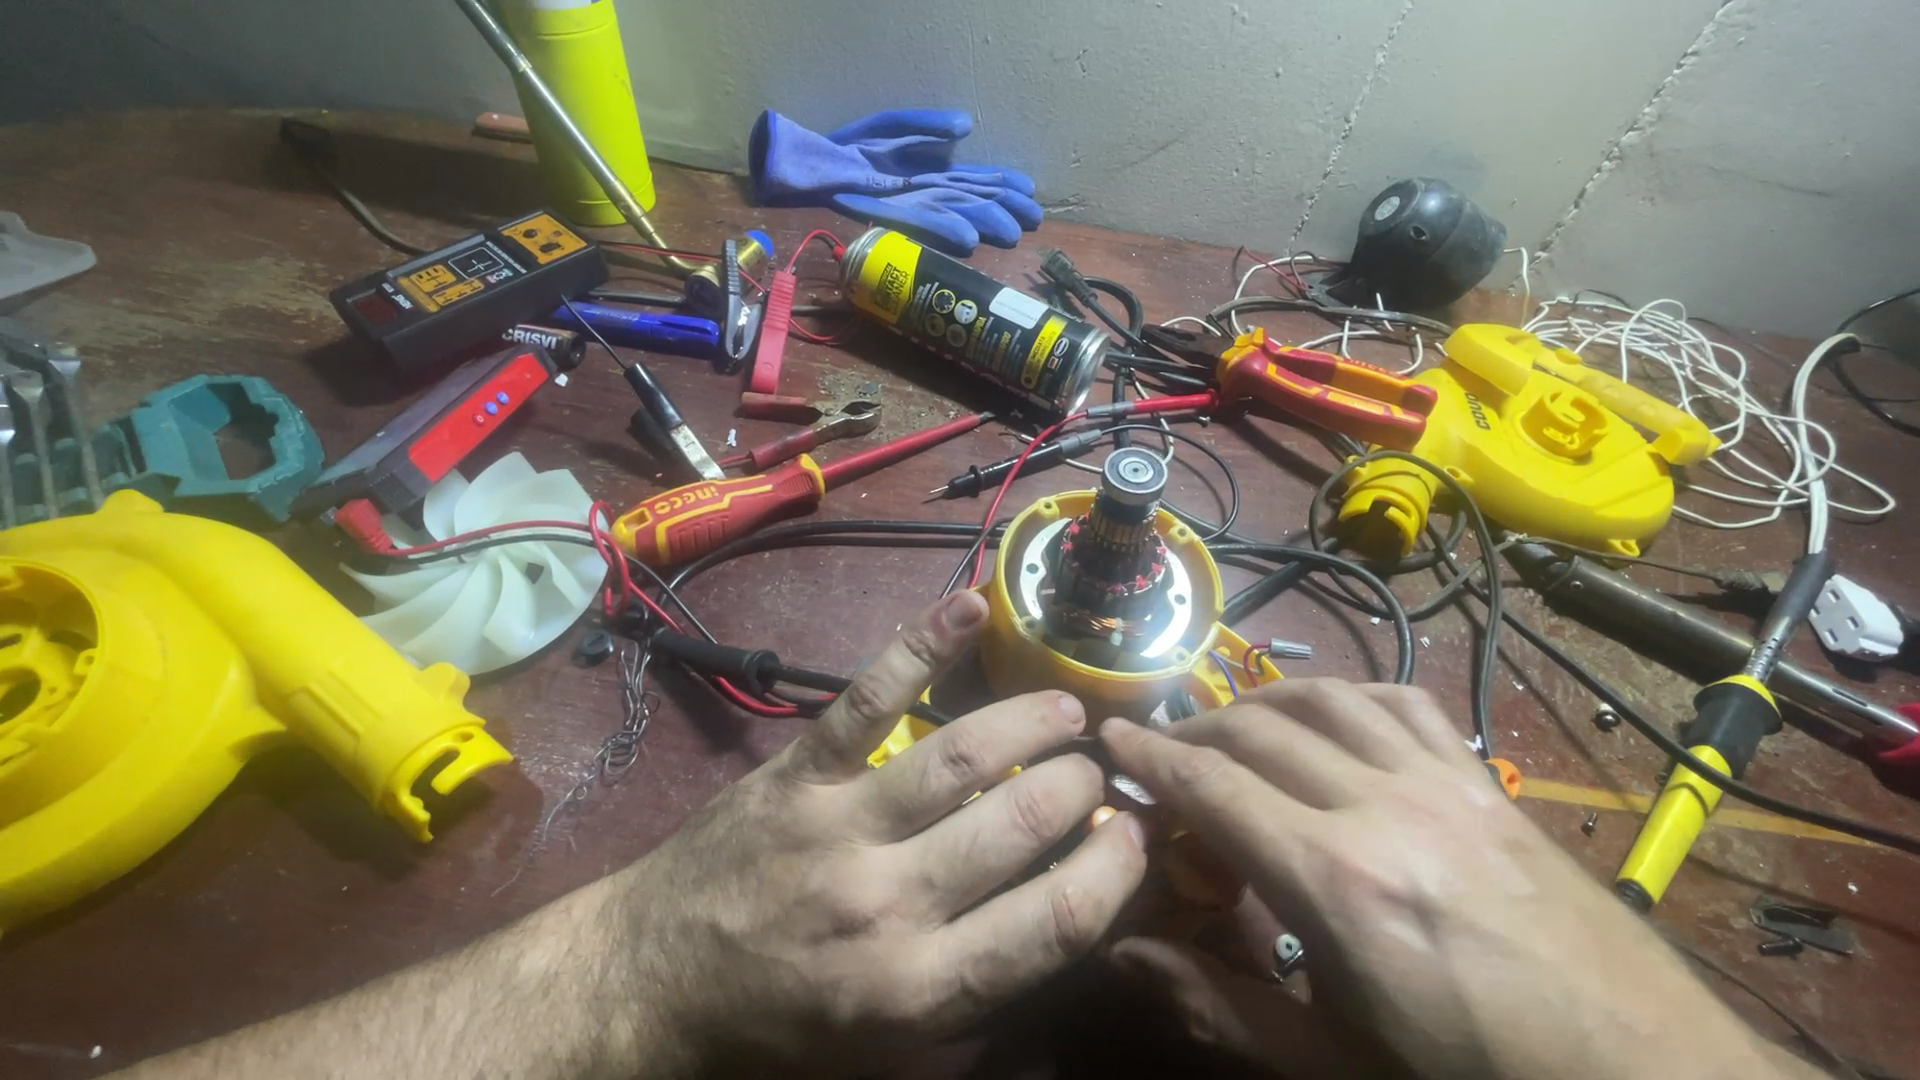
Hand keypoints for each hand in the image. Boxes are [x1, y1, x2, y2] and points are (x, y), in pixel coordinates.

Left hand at [612, 590, 1147, 1077]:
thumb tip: (1069, 919)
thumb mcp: (888, 1054)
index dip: (1115, 869)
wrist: (651, 981)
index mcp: (918, 988)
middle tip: (1098, 767)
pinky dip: (923, 644)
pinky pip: (871, 698)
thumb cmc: (779, 1026)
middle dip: (1079, 786)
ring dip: (1031, 722)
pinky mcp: (799, 771)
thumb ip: (979, 996)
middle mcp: (888, 902)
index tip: (1139, 831)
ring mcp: (840, 824)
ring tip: (1068, 710)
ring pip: (960, 755)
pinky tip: (971, 606)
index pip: (1054, 921)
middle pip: (1018, 824)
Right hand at [1102, 679, 1796, 1079]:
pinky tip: (1323, 715)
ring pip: (1323, 698)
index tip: (1110, 736)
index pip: (1211, 785)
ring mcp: (1441, 783)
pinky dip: (1343, 694)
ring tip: (1228, 723)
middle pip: (1255, 730)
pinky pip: (1400, 703)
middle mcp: (1381, 808)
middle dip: (1191, 730)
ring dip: (1258, 700)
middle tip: (1160, 751)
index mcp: (1335, 882)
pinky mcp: (1485, 782)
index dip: (1149, 755)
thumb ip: (1216, 1003)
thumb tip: (1123, 952)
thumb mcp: (1329, 1065)